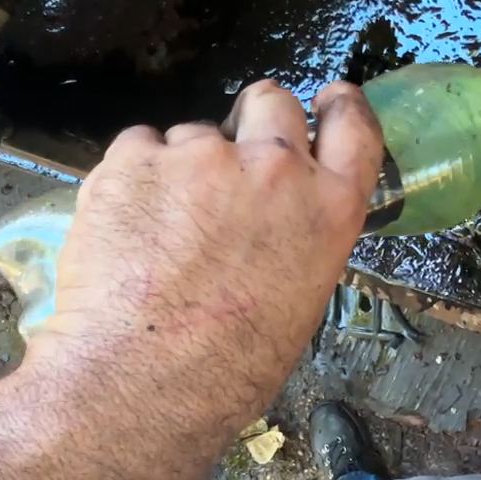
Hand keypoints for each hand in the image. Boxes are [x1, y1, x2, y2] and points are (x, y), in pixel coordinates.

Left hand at [34, 80, 382, 432]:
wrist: (141, 379)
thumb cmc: (229, 369)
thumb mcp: (297, 304)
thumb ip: (296, 240)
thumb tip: (270, 225)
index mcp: (327, 210)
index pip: (352, 128)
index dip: (339, 107)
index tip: (326, 100)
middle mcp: (274, 169)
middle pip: (271, 100)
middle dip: (253, 122)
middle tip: (229, 165)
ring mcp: (201, 156)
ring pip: (193, 134)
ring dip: (185, 166)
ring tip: (163, 232)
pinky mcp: (135, 158)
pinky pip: (139, 148)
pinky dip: (136, 179)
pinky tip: (129, 230)